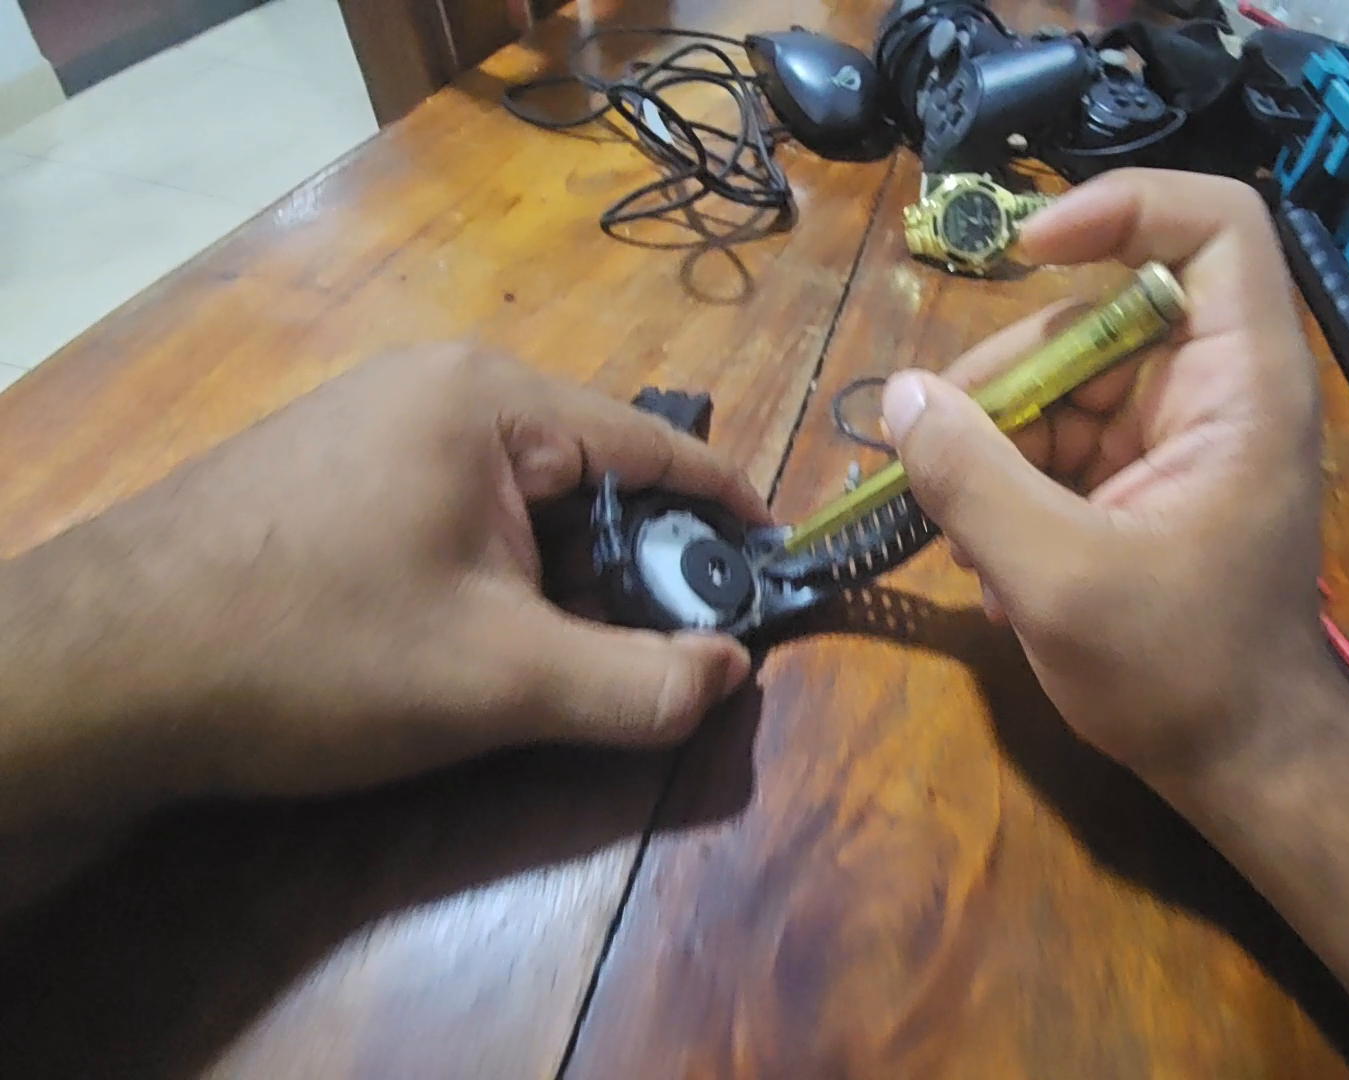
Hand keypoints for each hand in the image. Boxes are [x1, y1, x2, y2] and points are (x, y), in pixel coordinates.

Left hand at [7, 347, 763, 800]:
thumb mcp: (499, 681)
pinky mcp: (361, 463)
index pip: (657, 445)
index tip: (770, 552)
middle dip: (651, 549)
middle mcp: (452, 389)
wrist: (75, 684)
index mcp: (497, 403)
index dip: (727, 503)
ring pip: (548, 491)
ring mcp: (397, 420)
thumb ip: (639, 684)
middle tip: (678, 621)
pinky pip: (491, 502)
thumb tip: (734, 672)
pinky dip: (530, 559)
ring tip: (595, 631)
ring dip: (588, 561)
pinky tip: (510, 614)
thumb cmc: (310, 655)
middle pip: (603, 469)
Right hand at [883, 169, 1348, 785]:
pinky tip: (993, 560)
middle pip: (1093, 322)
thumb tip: (901, 400)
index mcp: (1237, 389)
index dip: (1121, 210)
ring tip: (966, 540)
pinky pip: (1059, 448)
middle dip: (1005, 389)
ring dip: (995, 454)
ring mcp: (1171, 439)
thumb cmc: (1176, 675)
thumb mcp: (1058, 580)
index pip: (1210, 230)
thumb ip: (972, 482)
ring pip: (1060, 391)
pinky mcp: (1139, 481)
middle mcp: (1210, 394)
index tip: (1025, 252)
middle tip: (939, 466)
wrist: (1236, 761)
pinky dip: (1013, 491)